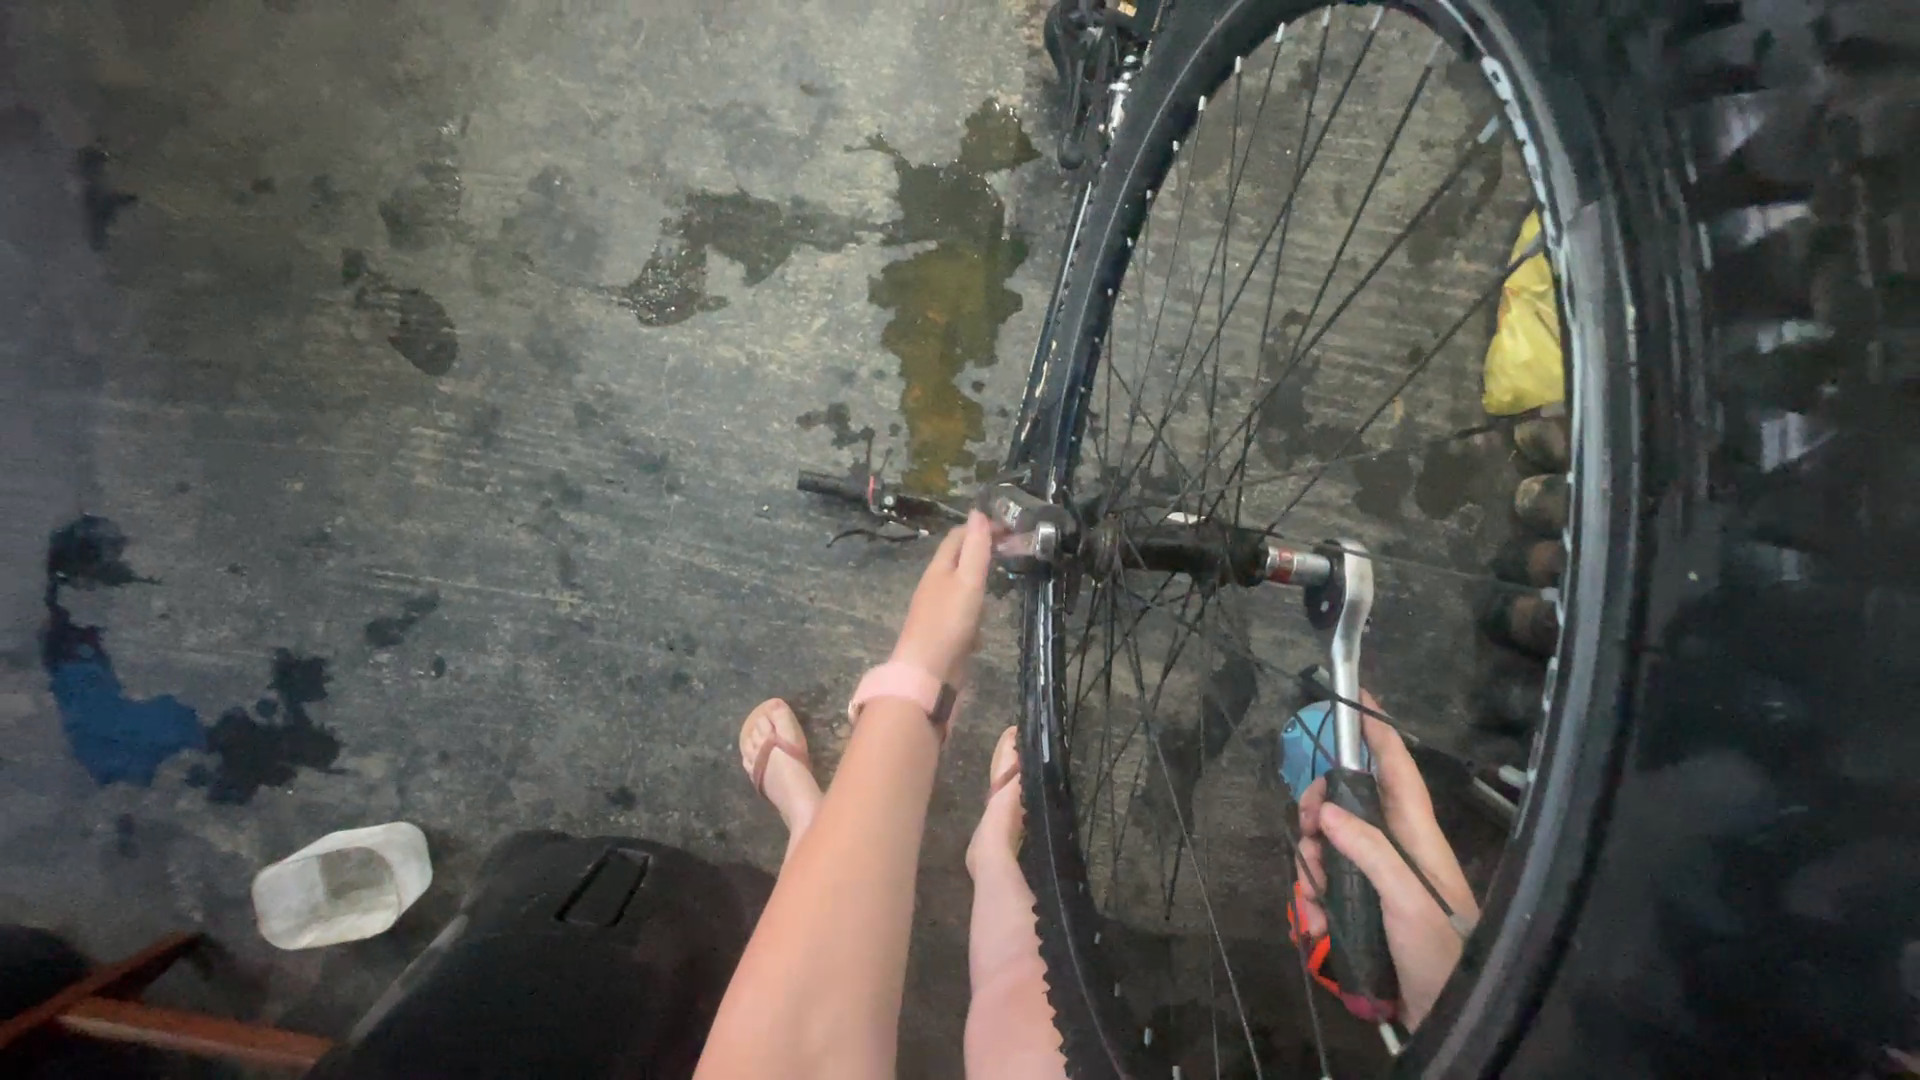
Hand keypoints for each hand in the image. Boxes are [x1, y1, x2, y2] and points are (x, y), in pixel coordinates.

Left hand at [889, 511, 994, 687]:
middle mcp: (936, 585)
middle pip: (959, 560)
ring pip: (962, 589)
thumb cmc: (948, 622)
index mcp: (939, 568)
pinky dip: (975, 614)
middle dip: (983, 553)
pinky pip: (963, 616)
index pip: (958, 536)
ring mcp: (938, 610)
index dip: (982, 527)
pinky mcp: (944, 633)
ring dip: (980, 584)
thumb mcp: (967, 580)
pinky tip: (985, 625)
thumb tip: (977, 512)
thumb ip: (975, 548)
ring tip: (1003, 584)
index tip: (1010, 528)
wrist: (927, 672)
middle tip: (1012, 552)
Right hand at [1294, 693, 1476, 1029]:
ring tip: (1312, 902)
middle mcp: (1396, 848)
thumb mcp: (1406, 902)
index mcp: (1416, 836)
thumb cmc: (1444, 957)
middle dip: (1316, 812)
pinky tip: (1316, 925)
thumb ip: (1367, 852)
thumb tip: (1325, 812)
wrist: (1457, 1023)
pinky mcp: (1364, 906)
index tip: (1357, 697)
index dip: (1377, 731)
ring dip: (1309, 867)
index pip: (1397, 768)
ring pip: (1328, 846)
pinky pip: (1325, 886)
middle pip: (1346, 803)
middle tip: (1305, 833)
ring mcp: (1378, 878)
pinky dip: (1311, 900)